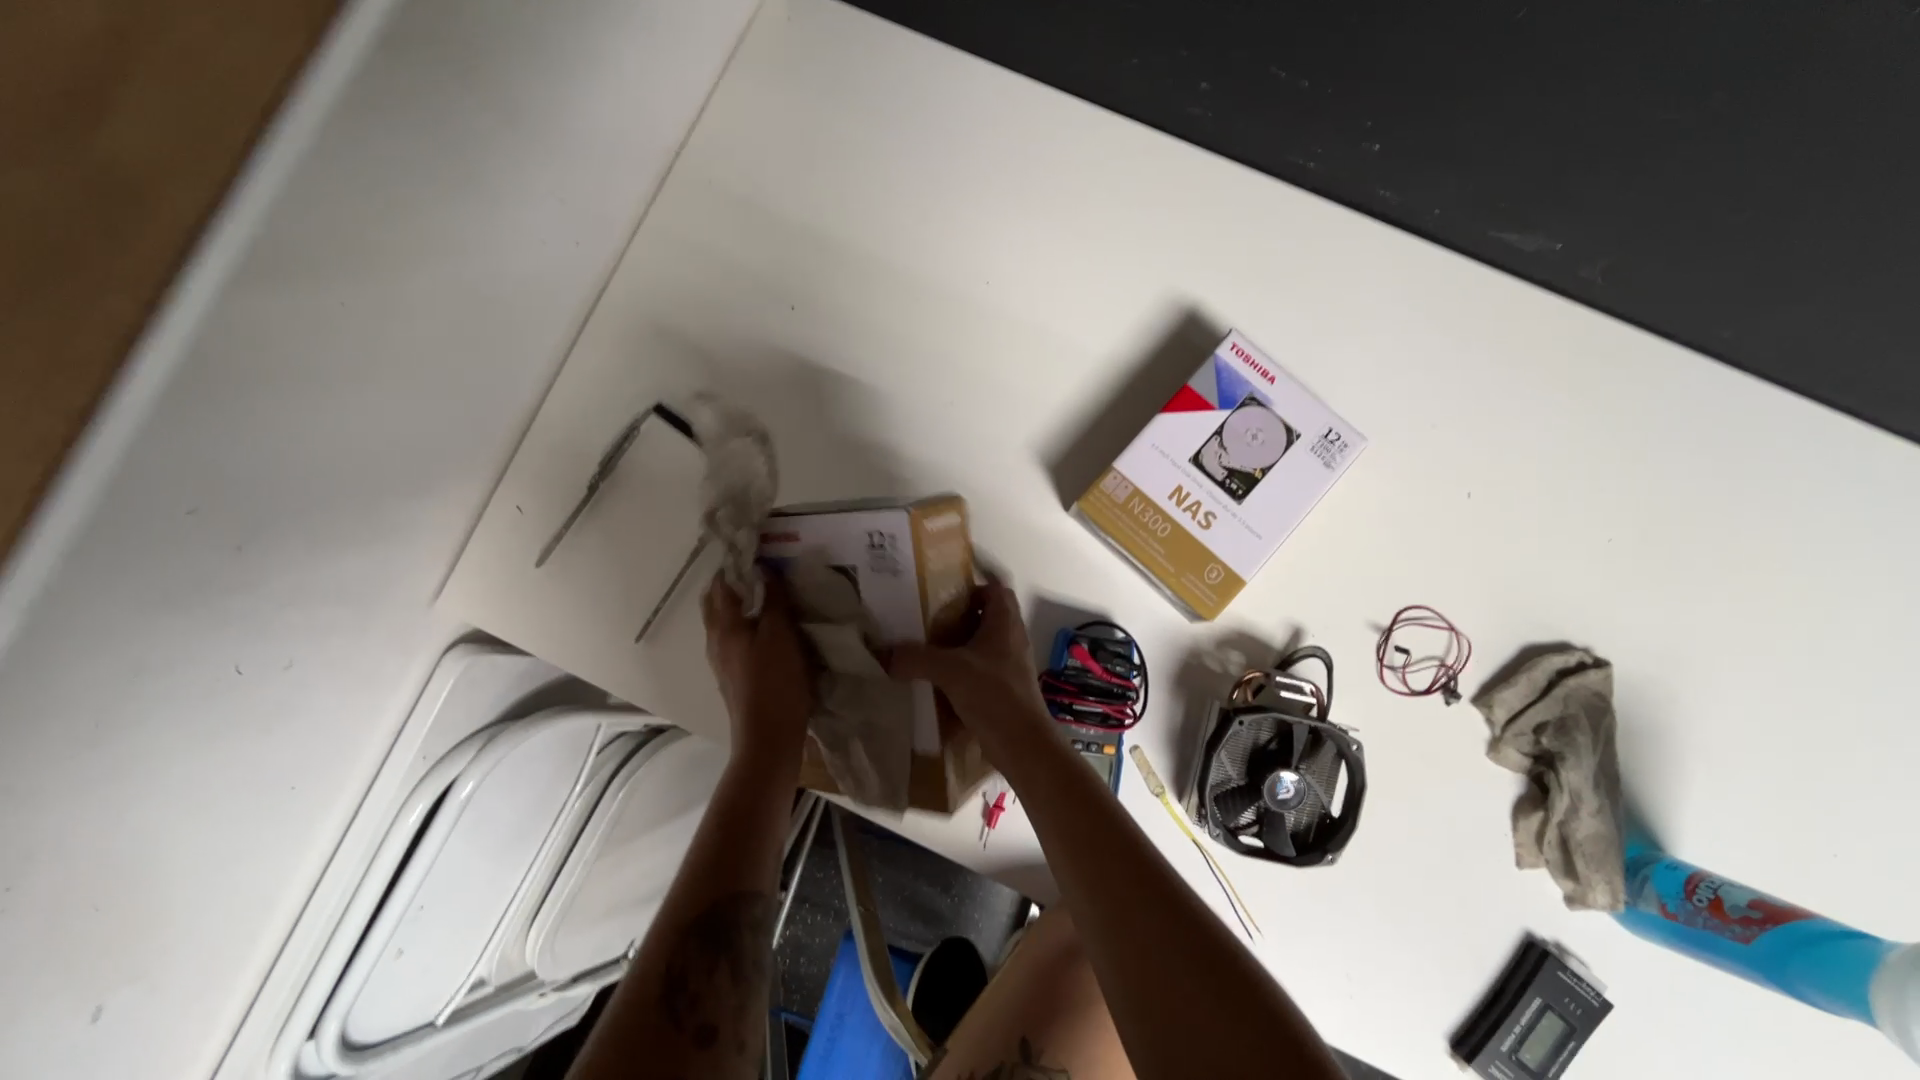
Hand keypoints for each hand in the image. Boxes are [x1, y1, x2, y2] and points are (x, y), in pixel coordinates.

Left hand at [703, 570, 814, 759]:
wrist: (769, 739)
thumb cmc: (776, 683)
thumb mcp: (781, 635)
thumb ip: (774, 601)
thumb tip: (766, 569)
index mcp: (724, 627)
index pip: (722, 584)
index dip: (736, 564)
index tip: (757, 550)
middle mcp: (716, 642)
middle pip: (716, 603)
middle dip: (732, 584)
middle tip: (760, 571)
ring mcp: (723, 663)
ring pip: (725, 624)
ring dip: (741, 606)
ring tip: (768, 597)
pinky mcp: (735, 679)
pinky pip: (736, 641)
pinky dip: (748, 627)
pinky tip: (769, 631)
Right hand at [885, 578, 1050, 741]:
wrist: (1023, 744)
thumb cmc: (995, 695)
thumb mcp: (950, 671)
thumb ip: (915, 658)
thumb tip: (882, 653)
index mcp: (1005, 623)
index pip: (995, 589)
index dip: (972, 586)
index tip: (942, 593)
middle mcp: (1011, 640)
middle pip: (985, 617)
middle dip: (956, 617)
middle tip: (925, 620)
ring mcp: (1009, 666)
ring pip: (980, 646)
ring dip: (956, 646)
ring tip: (925, 649)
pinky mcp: (1004, 689)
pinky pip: (979, 671)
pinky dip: (960, 672)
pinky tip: (936, 682)